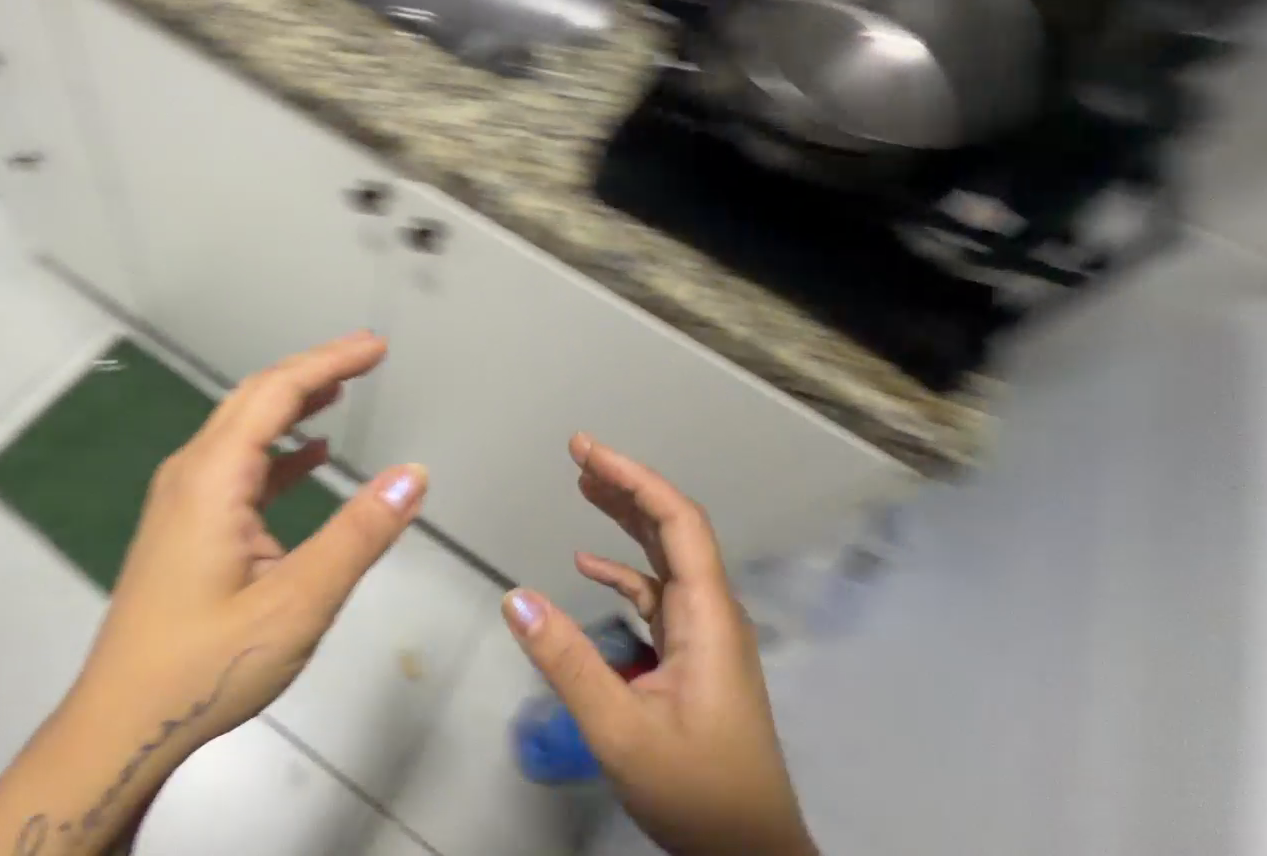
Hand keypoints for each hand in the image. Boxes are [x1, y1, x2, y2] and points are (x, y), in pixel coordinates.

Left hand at [77, 330, 427, 738]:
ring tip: (344, 390)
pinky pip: (238, 466)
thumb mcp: (297, 603)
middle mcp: (192, 472)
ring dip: (294, 405)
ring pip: (244, 429)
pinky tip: (312, 456)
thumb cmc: (207, 664)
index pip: (276, 393)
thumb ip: (358, 536)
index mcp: (213, 477)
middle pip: (255, 398)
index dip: (329, 362)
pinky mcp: (186, 524)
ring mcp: (183, 498)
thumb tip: (412, 475)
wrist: (122, 720)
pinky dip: (279, 451)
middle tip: (367, 355)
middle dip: (313, 371)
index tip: (376, 346)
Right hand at [502, 434, 816, 855]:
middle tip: (578, 453)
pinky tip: (586, 566)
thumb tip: (515, 597)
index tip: (586, 451)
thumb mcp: (622, 732)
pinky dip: (622, 572)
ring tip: (582, 486)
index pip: (678, 523)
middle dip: (627, 486)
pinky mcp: (690, 657)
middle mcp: (711, 614)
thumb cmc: (697, 791)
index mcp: (708, 617)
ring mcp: (703, 636)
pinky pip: (655, 597)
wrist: (751, 854)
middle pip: (673, 529)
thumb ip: (568, 663)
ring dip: (626, 519)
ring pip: (664, 559)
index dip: (634, 479)